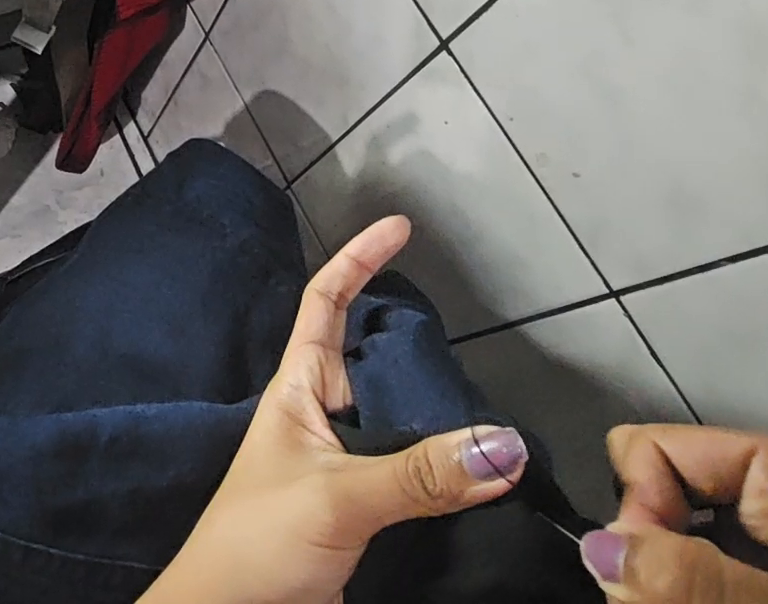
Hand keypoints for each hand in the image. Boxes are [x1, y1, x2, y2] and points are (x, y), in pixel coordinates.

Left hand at [139, 215, 529, 603]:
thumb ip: (419, 473)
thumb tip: (507, 445)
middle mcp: (321, 411)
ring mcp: (341, 458)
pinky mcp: (360, 504)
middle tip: (469, 340)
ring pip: (398, 413)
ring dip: (436, 404)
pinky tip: (479, 463)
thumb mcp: (337, 496)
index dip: (358, 257)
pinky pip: (409, 465)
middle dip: (415, 339)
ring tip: (489, 400)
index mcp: (297, 386)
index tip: (399, 226)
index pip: (325, 300)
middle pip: (372, 355)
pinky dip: (443, 459)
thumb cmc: (259, 540)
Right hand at [579, 424, 767, 603]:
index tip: (658, 584)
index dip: (642, 513)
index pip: (656, 450)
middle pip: (662, 497)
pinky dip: (697, 598)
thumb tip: (595, 549)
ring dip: (673, 589)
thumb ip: (709, 587)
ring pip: (679, 544)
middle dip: (658, 562)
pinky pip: (709, 576)